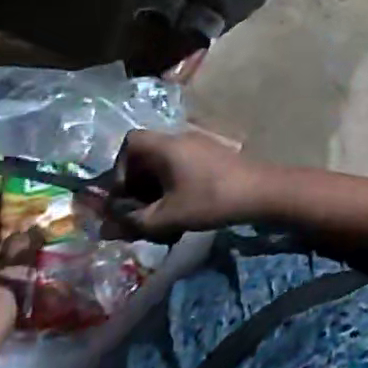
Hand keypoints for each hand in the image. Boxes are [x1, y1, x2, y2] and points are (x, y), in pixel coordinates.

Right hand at [110, 129, 267, 241]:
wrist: (259, 191)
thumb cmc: (210, 199)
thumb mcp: (169, 216)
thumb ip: (136, 222)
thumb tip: (108, 228)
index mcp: (166, 145)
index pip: (130, 142)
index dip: (120, 168)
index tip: (125, 194)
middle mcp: (180, 138)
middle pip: (146, 152)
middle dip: (137, 181)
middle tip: (138, 208)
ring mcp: (198, 144)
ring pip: (165, 161)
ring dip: (156, 185)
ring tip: (159, 212)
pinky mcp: (212, 155)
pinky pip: (181, 164)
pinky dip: (173, 182)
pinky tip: (181, 207)